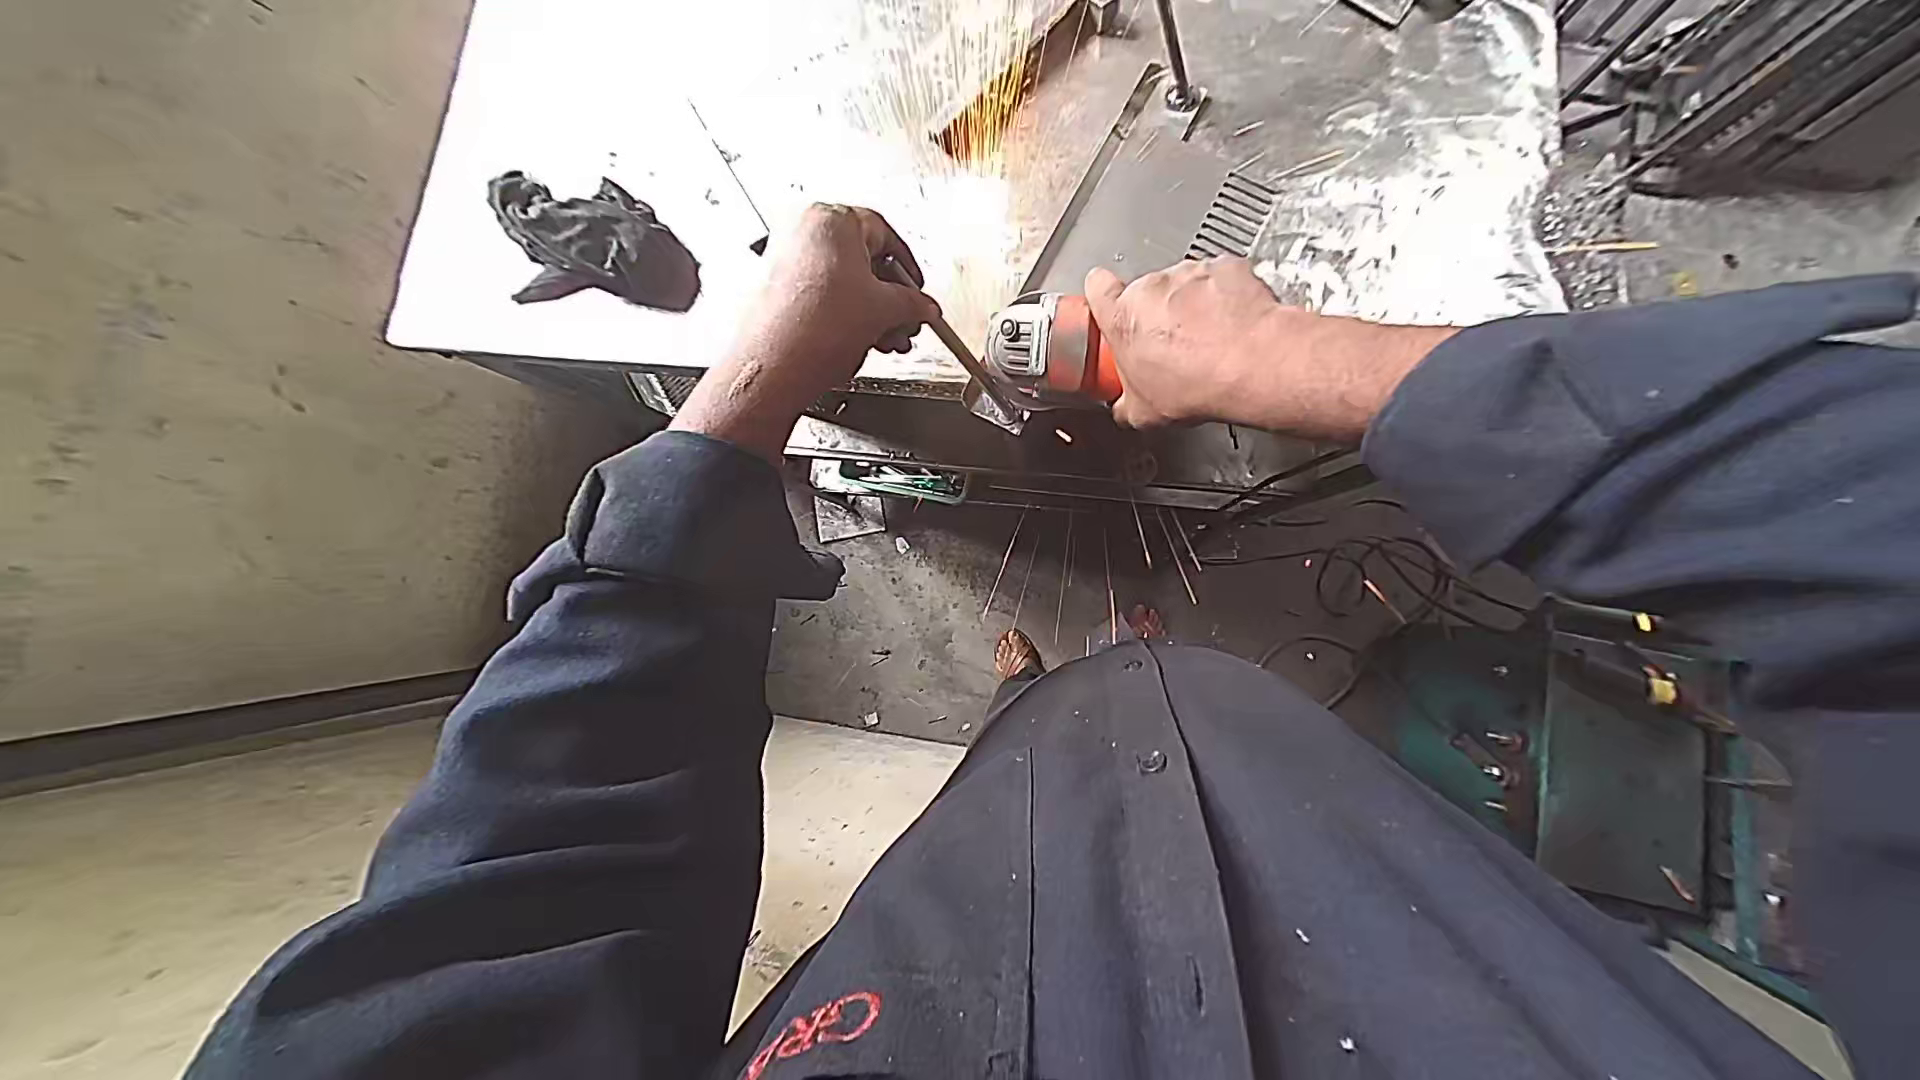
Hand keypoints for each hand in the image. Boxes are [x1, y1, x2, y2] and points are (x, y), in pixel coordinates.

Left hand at [672, 204, 939, 460]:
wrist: (777, 363)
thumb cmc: (814, 326)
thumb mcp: (884, 310)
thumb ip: (913, 304)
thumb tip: (924, 307)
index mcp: (831, 219)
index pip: (885, 235)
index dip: (908, 268)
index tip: (918, 289)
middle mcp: (804, 231)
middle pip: (864, 261)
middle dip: (892, 298)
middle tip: (906, 320)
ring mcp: (788, 259)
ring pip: (846, 282)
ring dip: (874, 312)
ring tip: (889, 338)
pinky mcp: (779, 289)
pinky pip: (825, 296)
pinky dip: (848, 315)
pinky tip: (864, 338)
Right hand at [1086, 258, 1456, 441]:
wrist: (1262, 368)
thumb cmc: (1203, 384)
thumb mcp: (1148, 412)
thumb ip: (1130, 405)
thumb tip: (1127, 412)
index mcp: (1126, 314)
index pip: (1095, 288)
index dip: (1096, 296)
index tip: (1101, 304)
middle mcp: (1160, 284)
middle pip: (1144, 290)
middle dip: (1153, 314)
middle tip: (1168, 346)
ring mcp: (1199, 274)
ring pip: (1186, 286)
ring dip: (1192, 309)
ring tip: (1209, 345)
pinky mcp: (1236, 270)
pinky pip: (1222, 283)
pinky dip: (1226, 301)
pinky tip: (1236, 330)